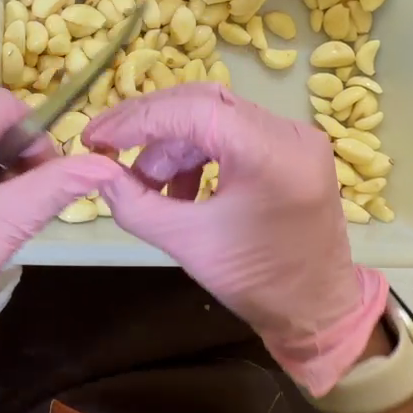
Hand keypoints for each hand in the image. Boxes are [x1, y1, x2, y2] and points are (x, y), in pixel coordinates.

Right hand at [82, 83, 387, 396]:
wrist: (318, 311)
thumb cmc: (257, 282)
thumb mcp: (187, 244)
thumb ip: (135, 205)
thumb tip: (95, 173)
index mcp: (272, 155)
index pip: (194, 109)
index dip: (138, 119)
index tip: (96, 138)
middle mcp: (288, 133)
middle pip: (202, 100)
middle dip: (148, 122)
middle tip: (105, 144)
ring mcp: (292, 136)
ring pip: (211, 115)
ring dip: (169, 143)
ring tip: (143, 183)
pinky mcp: (287, 147)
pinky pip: (228, 131)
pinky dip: (193, 152)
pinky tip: (175, 188)